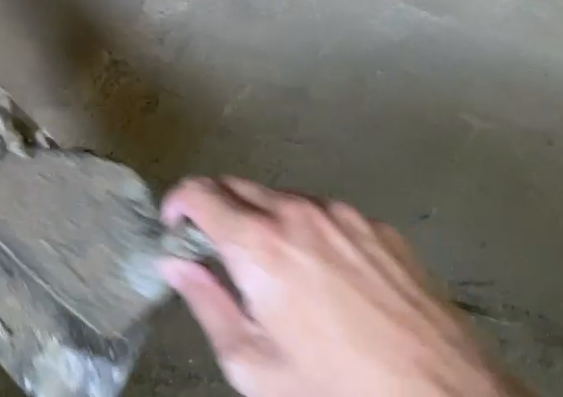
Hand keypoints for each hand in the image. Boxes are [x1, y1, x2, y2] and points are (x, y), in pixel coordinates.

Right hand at [159, 177, 516, 396]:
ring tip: (275, 271)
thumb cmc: (340, 392)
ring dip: (263, 219)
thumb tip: (177, 265)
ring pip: (283, 199)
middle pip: (236, 186)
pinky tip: (327, 280)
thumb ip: (207, 305)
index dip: (177, 205)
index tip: (176, 231)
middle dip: (216, 210)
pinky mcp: (385, 233)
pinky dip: (310, 232)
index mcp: (258, 242)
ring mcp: (347, 218)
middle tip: (217, 253)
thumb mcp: (256, 367)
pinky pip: (328, 217)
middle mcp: (298, 213)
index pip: (198, 192)